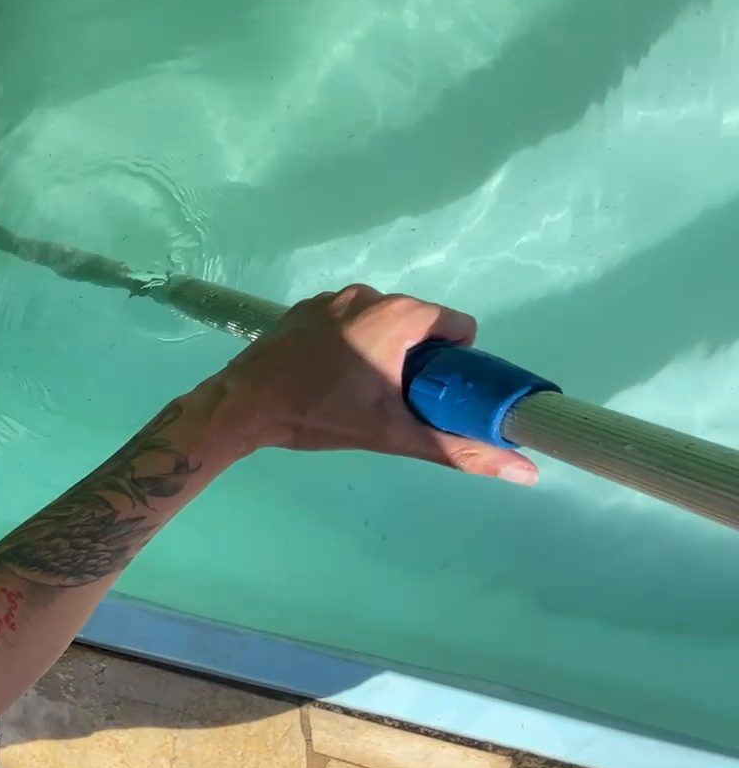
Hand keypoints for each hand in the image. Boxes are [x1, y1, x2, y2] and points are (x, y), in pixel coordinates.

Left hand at [216, 284, 538, 483]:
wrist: (239, 406)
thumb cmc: (314, 415)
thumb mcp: (390, 433)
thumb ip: (458, 449)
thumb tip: (527, 472)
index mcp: (399, 314)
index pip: (456, 328)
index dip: (452, 361)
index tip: (428, 391)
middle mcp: (366, 295)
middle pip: (417, 323)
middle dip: (413, 357)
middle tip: (385, 395)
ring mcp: (328, 299)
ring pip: (378, 321)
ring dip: (378, 348)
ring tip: (352, 386)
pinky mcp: (299, 310)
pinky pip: (342, 321)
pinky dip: (345, 340)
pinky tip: (325, 371)